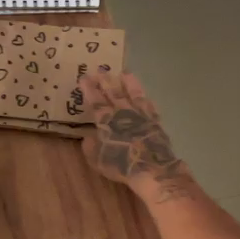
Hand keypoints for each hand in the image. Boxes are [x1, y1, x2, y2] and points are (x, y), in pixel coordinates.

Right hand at [81, 72, 196, 203]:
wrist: (152, 168)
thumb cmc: (121, 164)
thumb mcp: (98, 159)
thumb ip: (91, 147)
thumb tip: (88, 138)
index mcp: (107, 121)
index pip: (96, 101)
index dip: (89, 89)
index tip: (84, 77)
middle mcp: (124, 113)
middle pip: (114, 93)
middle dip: (106, 81)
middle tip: (101, 70)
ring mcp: (141, 116)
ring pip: (134, 94)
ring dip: (128, 84)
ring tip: (124, 73)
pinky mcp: (155, 122)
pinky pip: (149, 106)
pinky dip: (145, 99)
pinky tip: (145, 96)